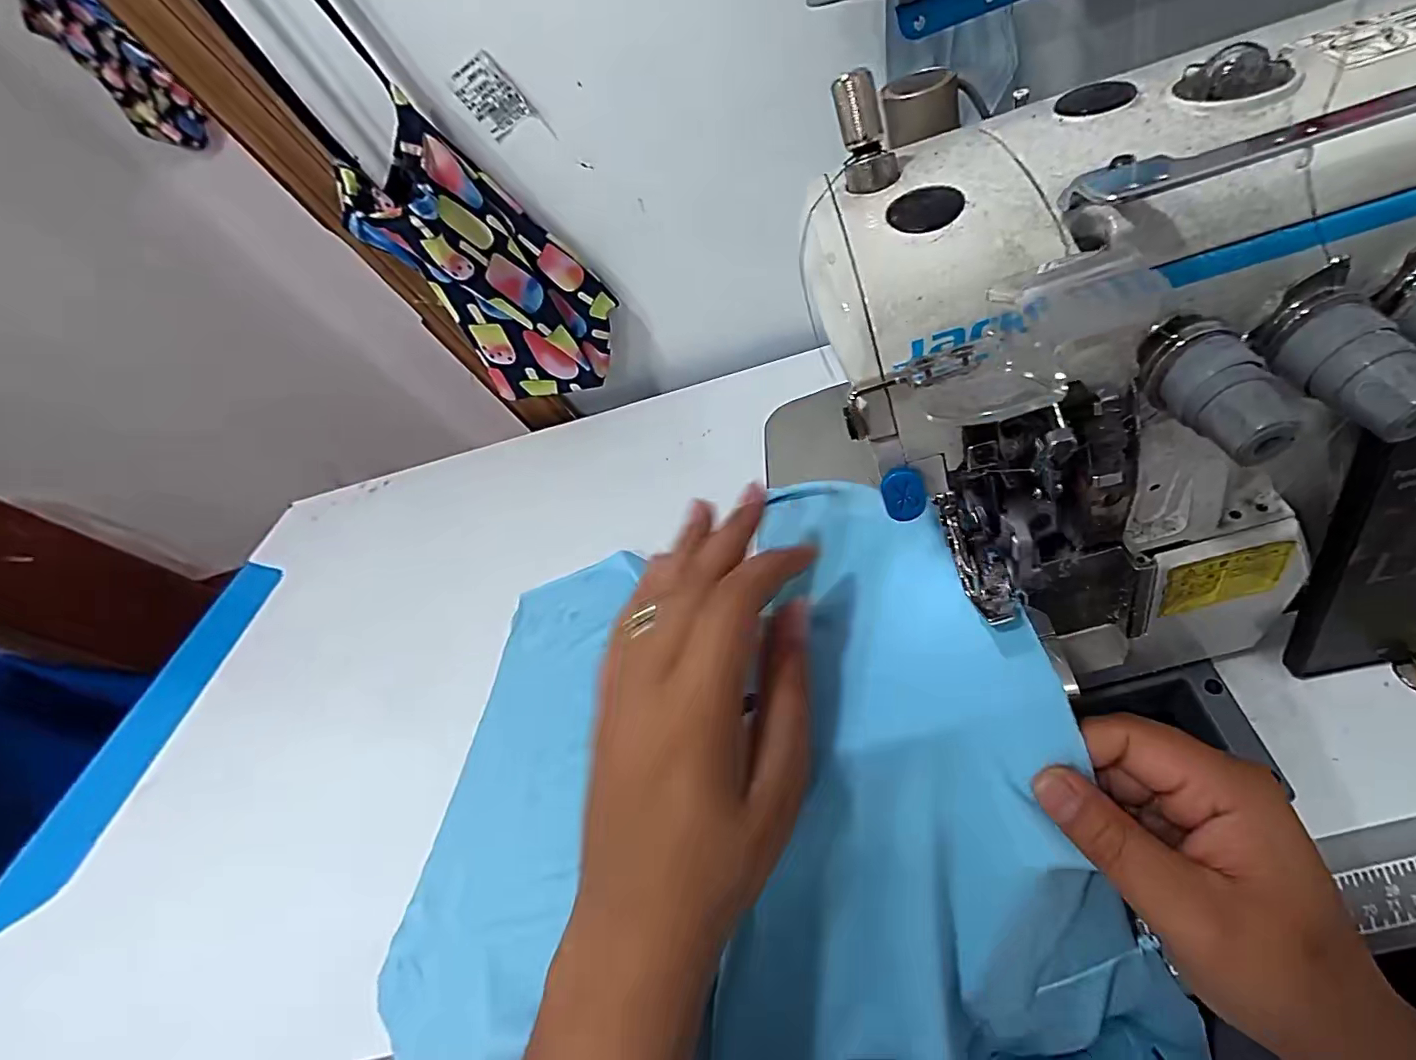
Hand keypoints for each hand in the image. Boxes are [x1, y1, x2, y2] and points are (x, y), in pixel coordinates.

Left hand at [531, 485, 815, 1059]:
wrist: (635, 920)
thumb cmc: (723, 860)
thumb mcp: (781, 782)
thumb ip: (788, 688)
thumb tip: (794, 613)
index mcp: (698, 699)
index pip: (733, 601)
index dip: (771, 565)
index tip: (808, 554)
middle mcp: (650, 679)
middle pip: (689, 584)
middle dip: (728, 536)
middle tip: (756, 495)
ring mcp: (619, 689)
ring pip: (650, 597)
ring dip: (681, 548)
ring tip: (705, 508)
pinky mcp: (606, 704)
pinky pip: (625, 627)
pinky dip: (647, 587)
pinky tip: (660, 569)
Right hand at [1032, 715, 1415, 1059]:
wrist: (1335, 1030)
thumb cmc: (1275, 971)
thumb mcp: (1183, 907)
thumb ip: (1110, 838)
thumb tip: (1048, 781)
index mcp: (1224, 785)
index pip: (1134, 738)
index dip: (1079, 748)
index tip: (1031, 774)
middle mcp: (1216, 784)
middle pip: (1128, 758)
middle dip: (1080, 779)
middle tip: (1029, 805)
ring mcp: (1207, 810)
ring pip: (1129, 786)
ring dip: (1092, 807)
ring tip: (1047, 827)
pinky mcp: (1198, 835)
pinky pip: (1140, 815)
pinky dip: (1110, 829)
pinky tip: (1082, 846)